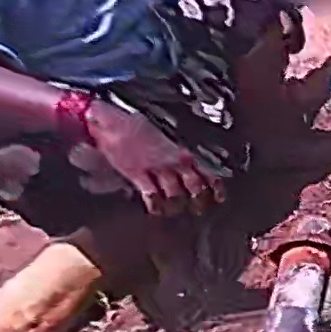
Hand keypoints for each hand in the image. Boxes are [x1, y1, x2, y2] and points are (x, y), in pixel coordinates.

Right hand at [85, 102, 222, 216]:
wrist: (111, 120)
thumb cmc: (137, 128)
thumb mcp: (166, 139)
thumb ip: (178, 155)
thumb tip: (190, 169)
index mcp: (183, 154)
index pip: (207, 174)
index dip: (215, 188)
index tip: (219, 198)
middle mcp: (174, 162)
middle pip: (195, 188)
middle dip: (199, 201)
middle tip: (197, 209)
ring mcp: (156, 168)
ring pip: (175, 194)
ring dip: (176, 206)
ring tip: (174, 210)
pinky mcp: (136, 173)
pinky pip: (151, 194)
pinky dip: (155, 205)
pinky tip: (155, 210)